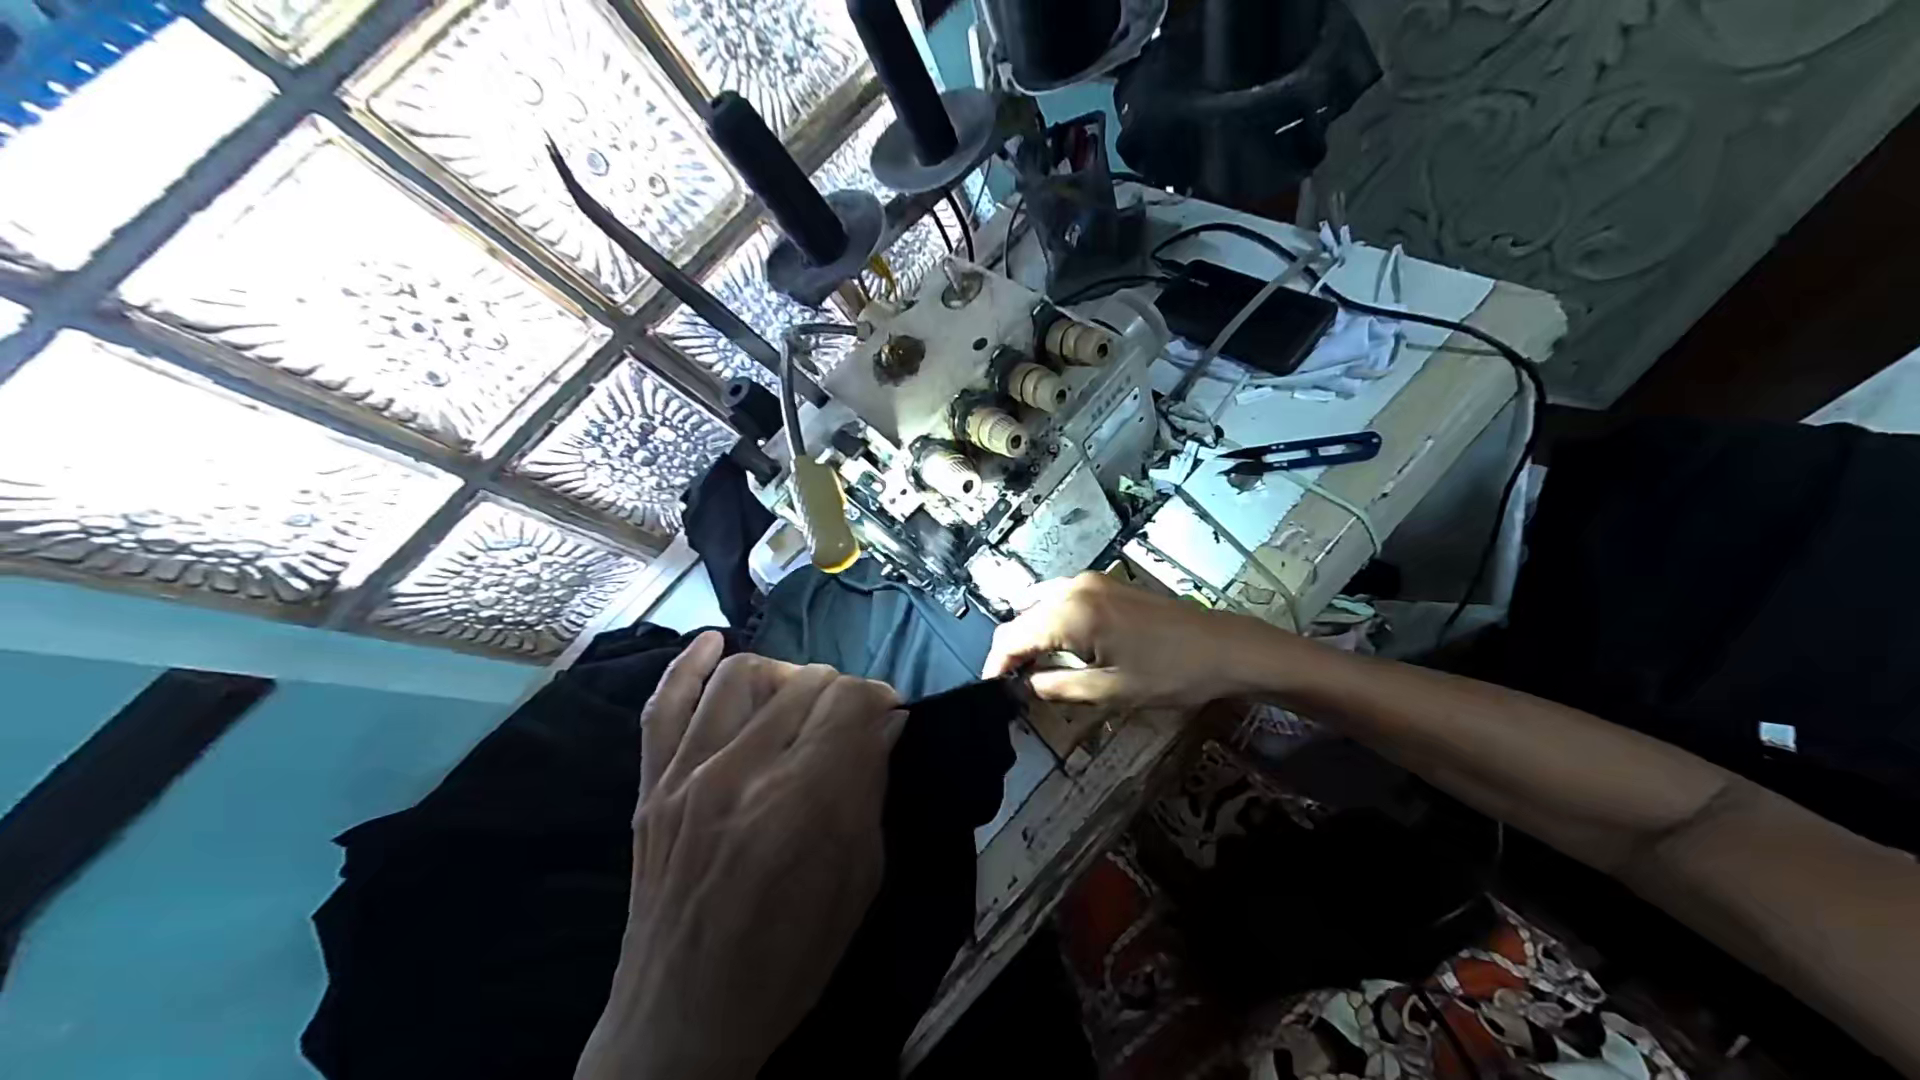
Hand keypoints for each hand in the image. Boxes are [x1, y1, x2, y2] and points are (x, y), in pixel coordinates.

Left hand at [574, 632, 903, 1079]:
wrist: (683, 1020)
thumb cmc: (789, 960)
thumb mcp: (858, 882)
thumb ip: (870, 792)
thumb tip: (884, 725)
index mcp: (802, 805)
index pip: (851, 701)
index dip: (880, 699)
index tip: (887, 718)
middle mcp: (741, 774)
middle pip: (806, 681)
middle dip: (842, 693)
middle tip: (850, 722)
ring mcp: (686, 775)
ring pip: (742, 674)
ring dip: (785, 677)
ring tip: (798, 703)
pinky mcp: (650, 785)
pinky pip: (665, 703)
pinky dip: (689, 665)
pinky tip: (713, 644)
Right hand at [983, 572, 1308, 708]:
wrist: (1227, 646)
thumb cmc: (1171, 673)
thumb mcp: (1110, 691)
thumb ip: (1057, 687)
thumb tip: (1024, 685)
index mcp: (1071, 612)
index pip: (1012, 636)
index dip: (997, 665)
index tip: (993, 690)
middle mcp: (1073, 587)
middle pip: (1022, 618)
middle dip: (1013, 651)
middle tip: (1016, 687)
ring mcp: (1090, 581)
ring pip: (1039, 607)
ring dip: (1032, 636)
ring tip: (1037, 671)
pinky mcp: (1105, 583)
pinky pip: (1061, 600)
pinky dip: (1051, 623)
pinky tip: (1062, 648)